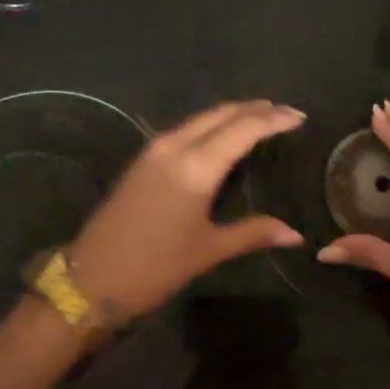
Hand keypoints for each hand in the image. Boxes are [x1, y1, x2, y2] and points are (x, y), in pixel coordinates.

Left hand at [69, 99, 304, 320]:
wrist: (90, 279)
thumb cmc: (154, 268)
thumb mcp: (207, 251)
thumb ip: (252, 233)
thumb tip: (296, 234)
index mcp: (196, 166)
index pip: (244, 128)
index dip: (274, 119)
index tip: (300, 116)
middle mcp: (176, 146)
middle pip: (223, 114)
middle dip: (256, 109)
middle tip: (285, 112)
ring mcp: (156, 148)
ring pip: (203, 117)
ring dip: (234, 113)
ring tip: (263, 117)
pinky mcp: (145, 157)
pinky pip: (188, 128)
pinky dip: (214, 124)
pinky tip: (226, 135)